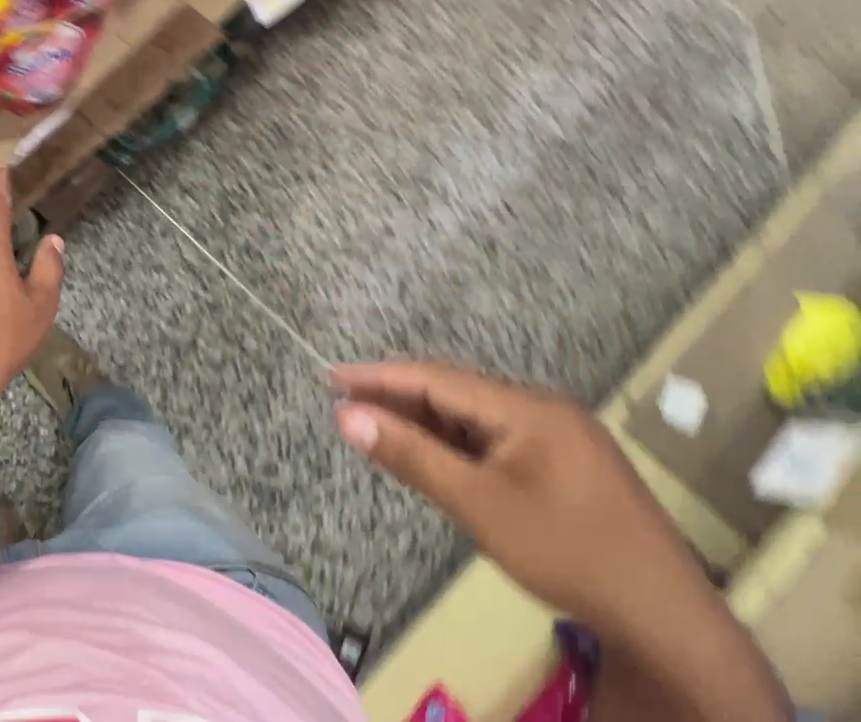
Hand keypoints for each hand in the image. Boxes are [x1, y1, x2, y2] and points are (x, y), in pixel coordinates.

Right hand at [332, 361, 709, 634]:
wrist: (664, 618)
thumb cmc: (564, 551)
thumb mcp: (475, 502)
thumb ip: (409, 454)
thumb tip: (346, 415)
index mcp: (529, 409)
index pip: (437, 379)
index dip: (379, 376)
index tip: (330, 378)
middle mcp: (546, 410)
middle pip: (456, 392)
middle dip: (397, 396)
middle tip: (344, 404)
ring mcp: (561, 437)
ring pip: (475, 416)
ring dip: (424, 420)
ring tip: (375, 426)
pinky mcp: (566, 464)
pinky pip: (496, 437)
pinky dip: (454, 441)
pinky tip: (430, 453)